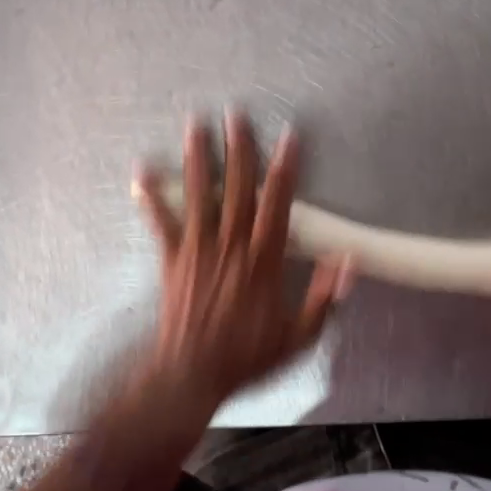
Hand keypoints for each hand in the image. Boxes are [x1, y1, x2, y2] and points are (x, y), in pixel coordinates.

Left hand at [134, 113, 353, 415]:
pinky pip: (162, 223)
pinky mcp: (172, 260)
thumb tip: (348, 262)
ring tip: (195, 125)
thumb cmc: (247, 356)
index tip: (289, 137)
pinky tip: (142, 170)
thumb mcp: (298, 336)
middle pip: (237, 189)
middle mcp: (231, 246)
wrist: (191, 376)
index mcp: (263, 260)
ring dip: (198, 159)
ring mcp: (198, 250)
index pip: (277, 204)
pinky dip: (151, 197)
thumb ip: (324, 298)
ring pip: (200, 196)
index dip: (285, 168)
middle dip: (239, 149)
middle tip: (236, 114)